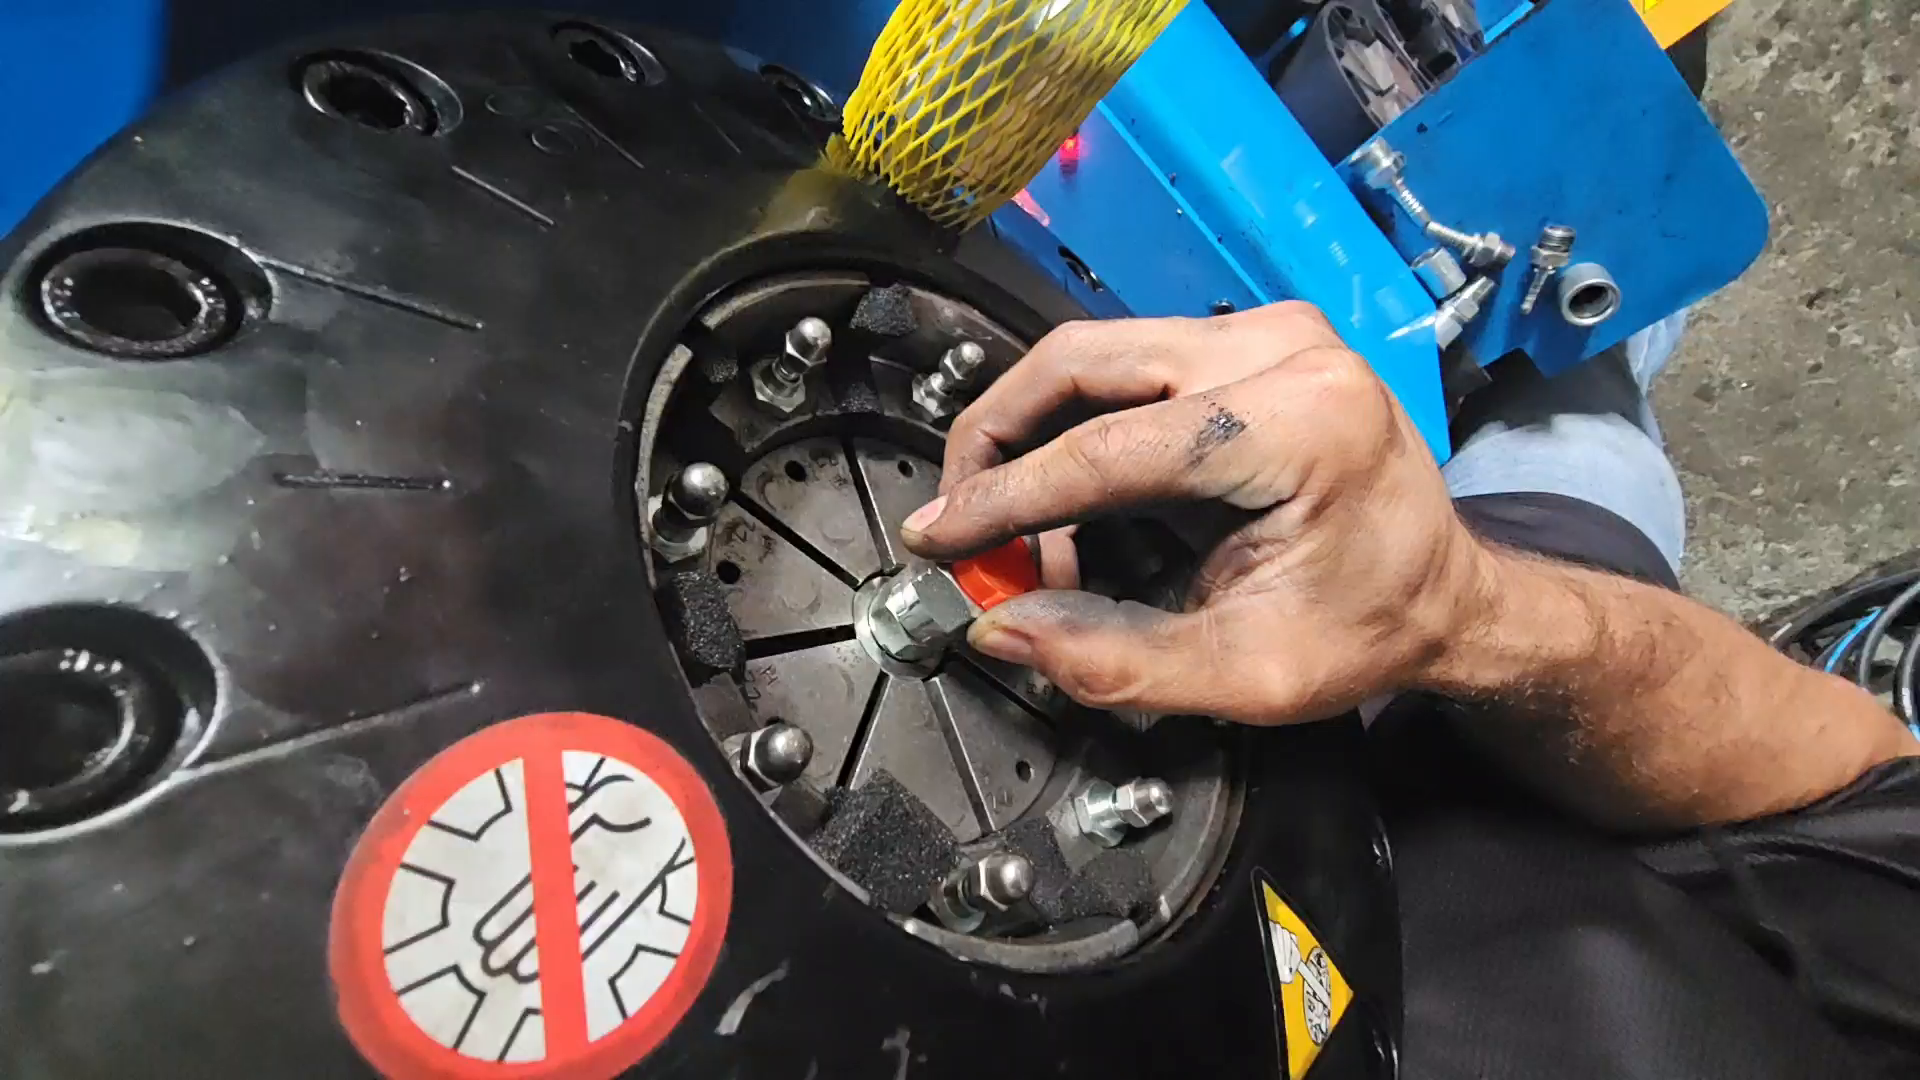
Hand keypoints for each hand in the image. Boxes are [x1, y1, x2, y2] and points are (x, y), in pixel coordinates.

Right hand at [900, 302, 1492, 724]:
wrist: (1444, 588)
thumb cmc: (1368, 628)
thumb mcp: (1246, 675)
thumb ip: (1116, 661)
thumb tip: (1001, 627)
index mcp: (1302, 425)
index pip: (1109, 449)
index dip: (1004, 496)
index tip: (937, 532)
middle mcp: (1279, 350)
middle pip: (1076, 364)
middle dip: (992, 439)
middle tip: (960, 515)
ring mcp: (1259, 333)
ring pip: (1084, 360)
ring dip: (1024, 438)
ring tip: (1017, 527)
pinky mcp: (1237, 344)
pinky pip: (1114, 372)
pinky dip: (1064, 433)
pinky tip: (1065, 501)